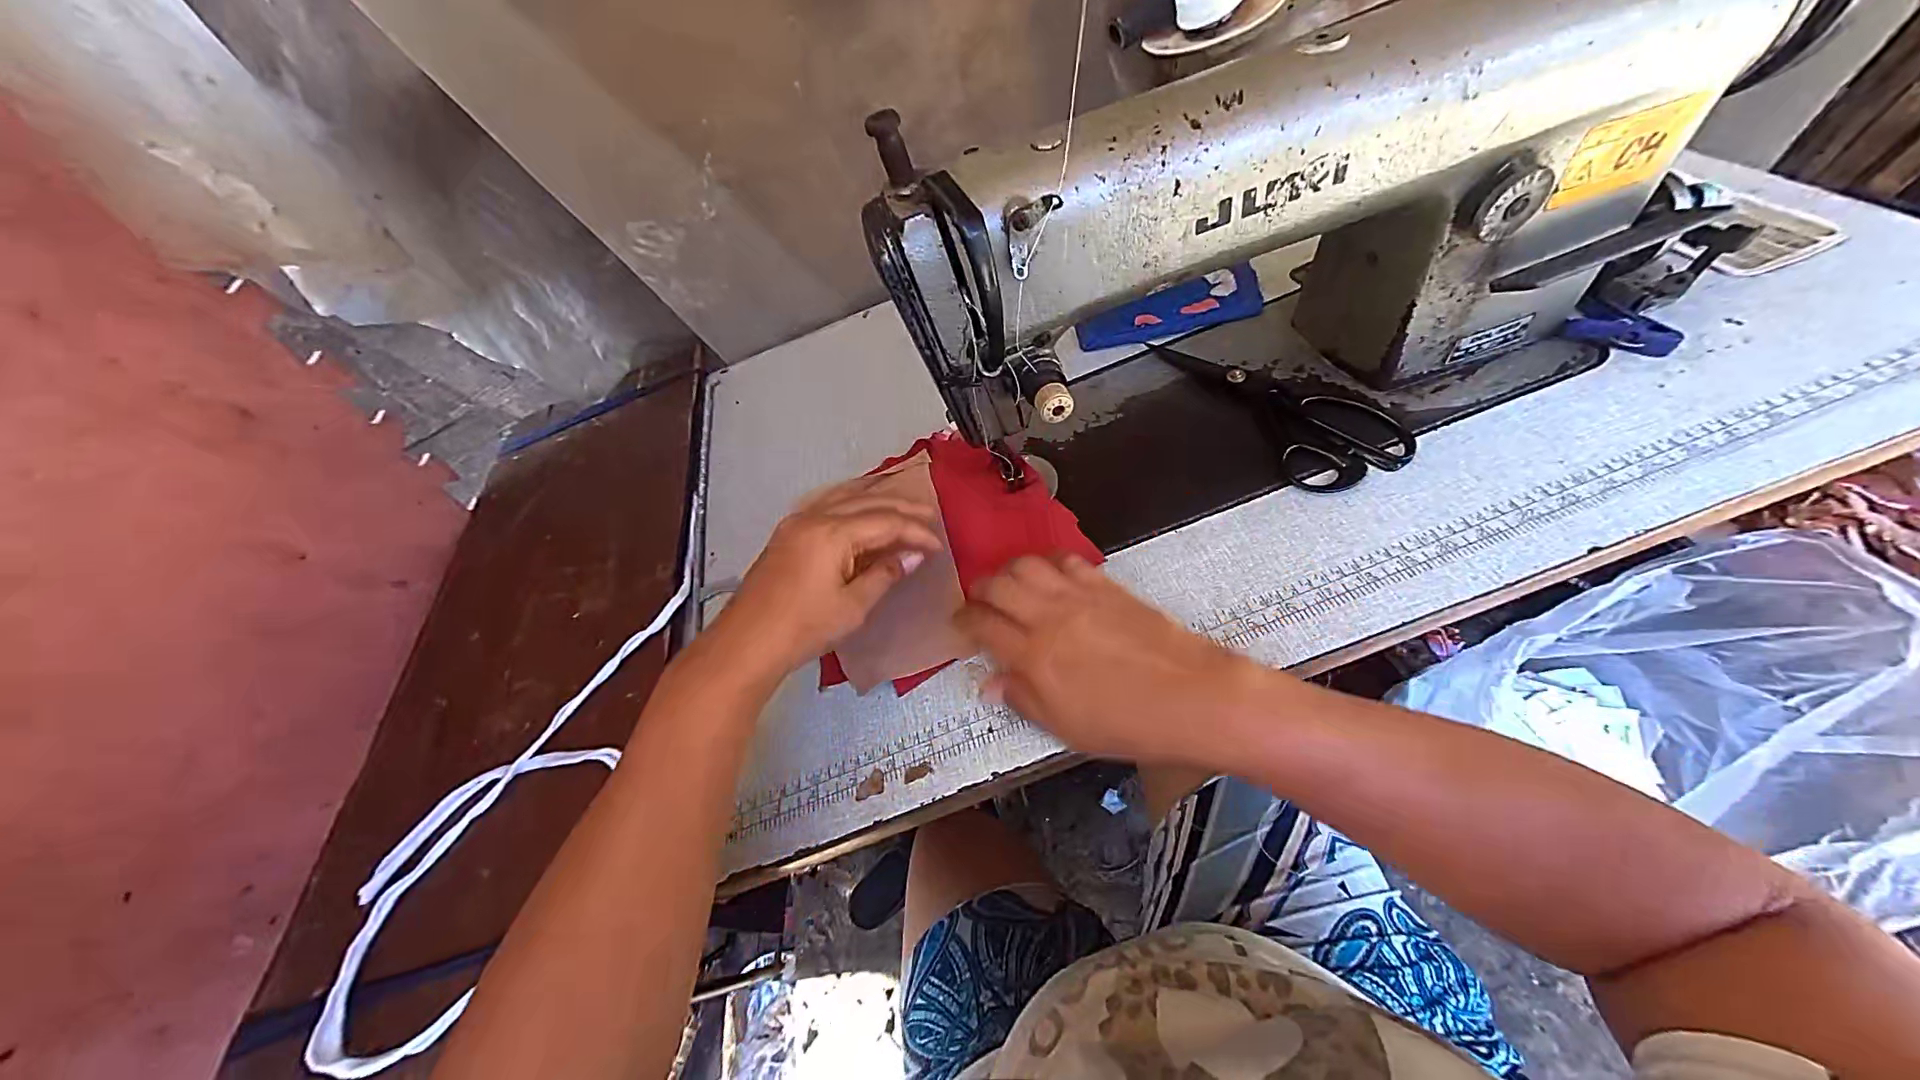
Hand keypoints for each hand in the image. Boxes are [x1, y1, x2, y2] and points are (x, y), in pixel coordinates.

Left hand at [706, 476, 943, 678]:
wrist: (747, 643)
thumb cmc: (804, 628)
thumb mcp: (853, 607)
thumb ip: (884, 575)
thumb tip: (912, 556)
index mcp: (832, 533)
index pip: (885, 521)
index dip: (916, 531)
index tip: (938, 545)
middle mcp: (814, 517)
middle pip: (866, 502)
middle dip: (901, 506)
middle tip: (930, 512)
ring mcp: (797, 522)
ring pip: (844, 496)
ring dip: (875, 496)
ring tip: (901, 499)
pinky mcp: (787, 533)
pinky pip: (827, 503)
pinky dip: (850, 500)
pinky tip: (860, 504)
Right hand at [954, 554, 1273, 766]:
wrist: (1193, 697)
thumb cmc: (1127, 723)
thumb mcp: (1066, 727)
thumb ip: (1023, 699)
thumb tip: (990, 683)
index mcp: (1033, 655)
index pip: (982, 624)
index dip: (962, 621)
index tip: (959, 624)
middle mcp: (1048, 616)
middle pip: (997, 585)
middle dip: (979, 589)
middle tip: (978, 601)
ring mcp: (1079, 595)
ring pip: (1027, 565)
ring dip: (1009, 571)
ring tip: (1009, 584)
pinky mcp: (1106, 585)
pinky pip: (1066, 560)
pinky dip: (1047, 563)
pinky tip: (1049, 576)